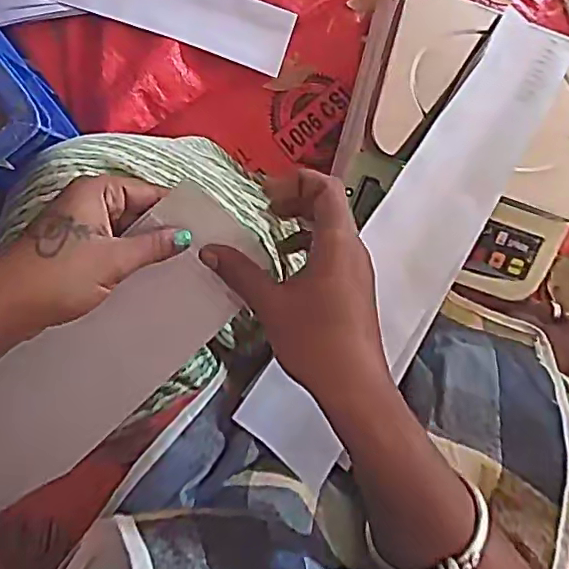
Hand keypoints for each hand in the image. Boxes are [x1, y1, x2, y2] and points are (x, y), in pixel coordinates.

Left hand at [0, 175, 187, 339]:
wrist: (3, 308)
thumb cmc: (60, 277)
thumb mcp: (114, 261)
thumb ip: (152, 246)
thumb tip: (184, 235)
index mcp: (96, 189)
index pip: (147, 191)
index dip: (173, 209)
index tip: (201, 226)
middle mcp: (86, 198)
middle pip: (134, 207)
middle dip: (159, 228)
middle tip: (193, 248)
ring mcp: (77, 222)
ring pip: (121, 228)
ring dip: (142, 244)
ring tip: (175, 262)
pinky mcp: (70, 245)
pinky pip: (107, 242)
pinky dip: (124, 254)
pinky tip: (144, 272)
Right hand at [200, 169, 387, 396]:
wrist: (357, 389)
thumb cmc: (317, 342)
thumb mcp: (271, 304)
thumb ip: (241, 272)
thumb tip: (210, 251)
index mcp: (338, 242)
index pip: (328, 188)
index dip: (298, 180)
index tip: (267, 192)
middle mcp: (353, 248)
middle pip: (330, 204)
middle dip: (296, 198)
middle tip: (265, 208)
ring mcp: (358, 268)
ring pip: (333, 227)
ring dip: (302, 222)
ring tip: (272, 232)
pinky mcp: (356, 286)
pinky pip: (334, 249)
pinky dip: (310, 244)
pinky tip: (286, 264)